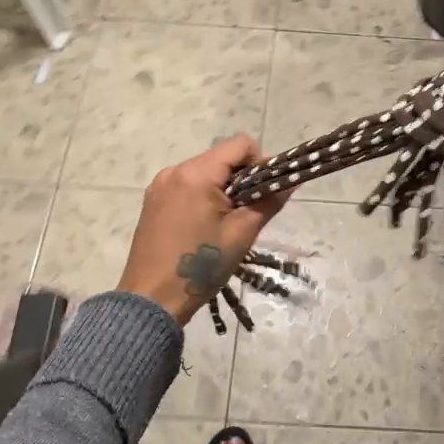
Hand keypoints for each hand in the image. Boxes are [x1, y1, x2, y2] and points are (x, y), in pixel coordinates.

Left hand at [116, 135, 289, 323]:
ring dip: (221, 188)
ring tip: (223, 223)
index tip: (263, 191)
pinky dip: (202, 195)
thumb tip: (292, 182)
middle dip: (240, 178)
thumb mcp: (242, 233)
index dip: (260, 161)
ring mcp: (160, 185)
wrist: (151, 300)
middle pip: (221, 156)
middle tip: (245, 212)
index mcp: (197, 173)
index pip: (240, 144)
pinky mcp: (152, 200)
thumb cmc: (201, 265)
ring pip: (204, 170)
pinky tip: (202, 225)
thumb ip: (269, 201)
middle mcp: (175, 170)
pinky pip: (186, 184)